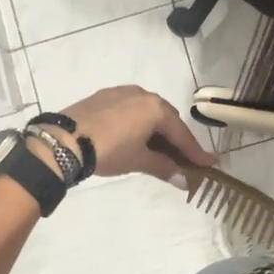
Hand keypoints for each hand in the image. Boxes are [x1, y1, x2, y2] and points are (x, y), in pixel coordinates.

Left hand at [58, 86, 216, 184]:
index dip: (195, 151)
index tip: (210, 163)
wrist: (63, 141)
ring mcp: (122, 92)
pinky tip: (134, 136)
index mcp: (155, 108)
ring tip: (158, 150)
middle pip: (166, 119)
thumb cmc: (108, 150)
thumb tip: (184, 180)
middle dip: (176, 140)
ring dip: (156, 130)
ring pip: (148, 112)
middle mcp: (142, 94)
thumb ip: (164, 167)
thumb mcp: (139, 161)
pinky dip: (138, 123)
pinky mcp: (103, 96)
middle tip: (183, 159)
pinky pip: (130, 109)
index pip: (181, 134)